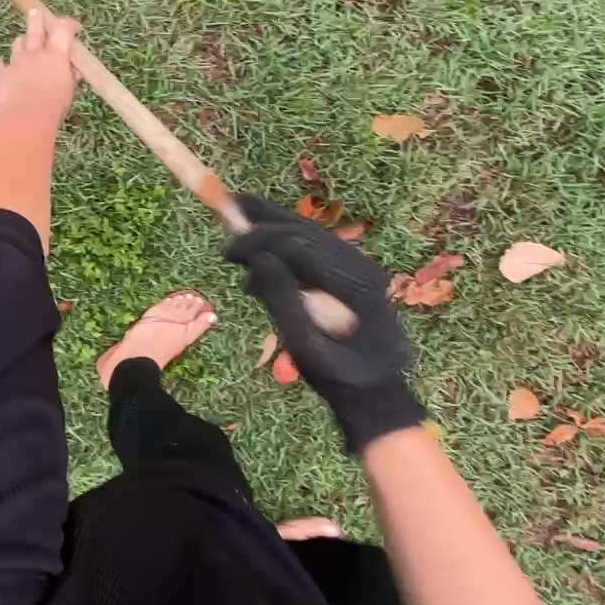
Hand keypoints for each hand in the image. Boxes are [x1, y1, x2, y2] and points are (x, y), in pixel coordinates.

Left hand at [0, 9, 79, 127]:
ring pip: (17, 45)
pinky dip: (0, 64)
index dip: (68, 25)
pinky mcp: (1, 75)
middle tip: (35, 12)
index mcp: (55, 54)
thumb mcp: (69, 89)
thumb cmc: (55, 103)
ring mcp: (16, 62)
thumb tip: (71, 71)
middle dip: (36, 20)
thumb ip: (69, 76)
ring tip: (22, 42)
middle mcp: (34, 53)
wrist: (27, 116)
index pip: (63, 29)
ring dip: (21, 43)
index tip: (73, 27)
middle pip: (35, 29)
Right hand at [225, 195, 426, 453]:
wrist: (375, 394)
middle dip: (266, 223)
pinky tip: (263, 248)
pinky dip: (286, 240)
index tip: (229, 252)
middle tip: (231, 212)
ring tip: (242, 210)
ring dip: (275, 225)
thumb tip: (258, 259)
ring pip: (311, 233)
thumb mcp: (306, 347)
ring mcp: (358, 267)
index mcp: (356, 284)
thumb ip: (283, 300)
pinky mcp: (350, 272)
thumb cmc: (340, 378)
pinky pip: (315, 246)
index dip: (261, 243)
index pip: (301, 247)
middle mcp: (361, 266)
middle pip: (307, 231)